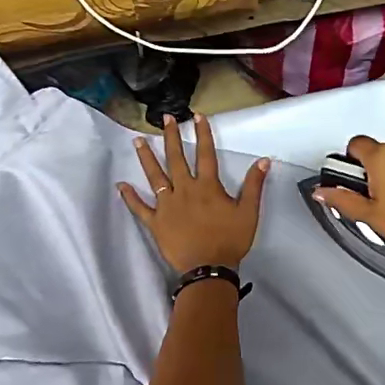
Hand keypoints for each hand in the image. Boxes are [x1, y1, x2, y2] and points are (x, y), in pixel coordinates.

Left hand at [120, 112, 268, 273]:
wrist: (208, 268)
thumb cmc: (230, 240)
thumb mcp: (249, 212)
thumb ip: (254, 185)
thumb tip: (263, 160)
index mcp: (207, 186)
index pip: (205, 154)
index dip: (203, 133)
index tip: (197, 116)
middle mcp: (184, 190)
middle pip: (176, 159)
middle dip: (171, 137)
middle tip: (165, 119)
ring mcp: (167, 205)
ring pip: (154, 176)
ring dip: (146, 158)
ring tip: (137, 141)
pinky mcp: (156, 222)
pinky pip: (140, 208)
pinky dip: (130, 197)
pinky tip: (120, 186)